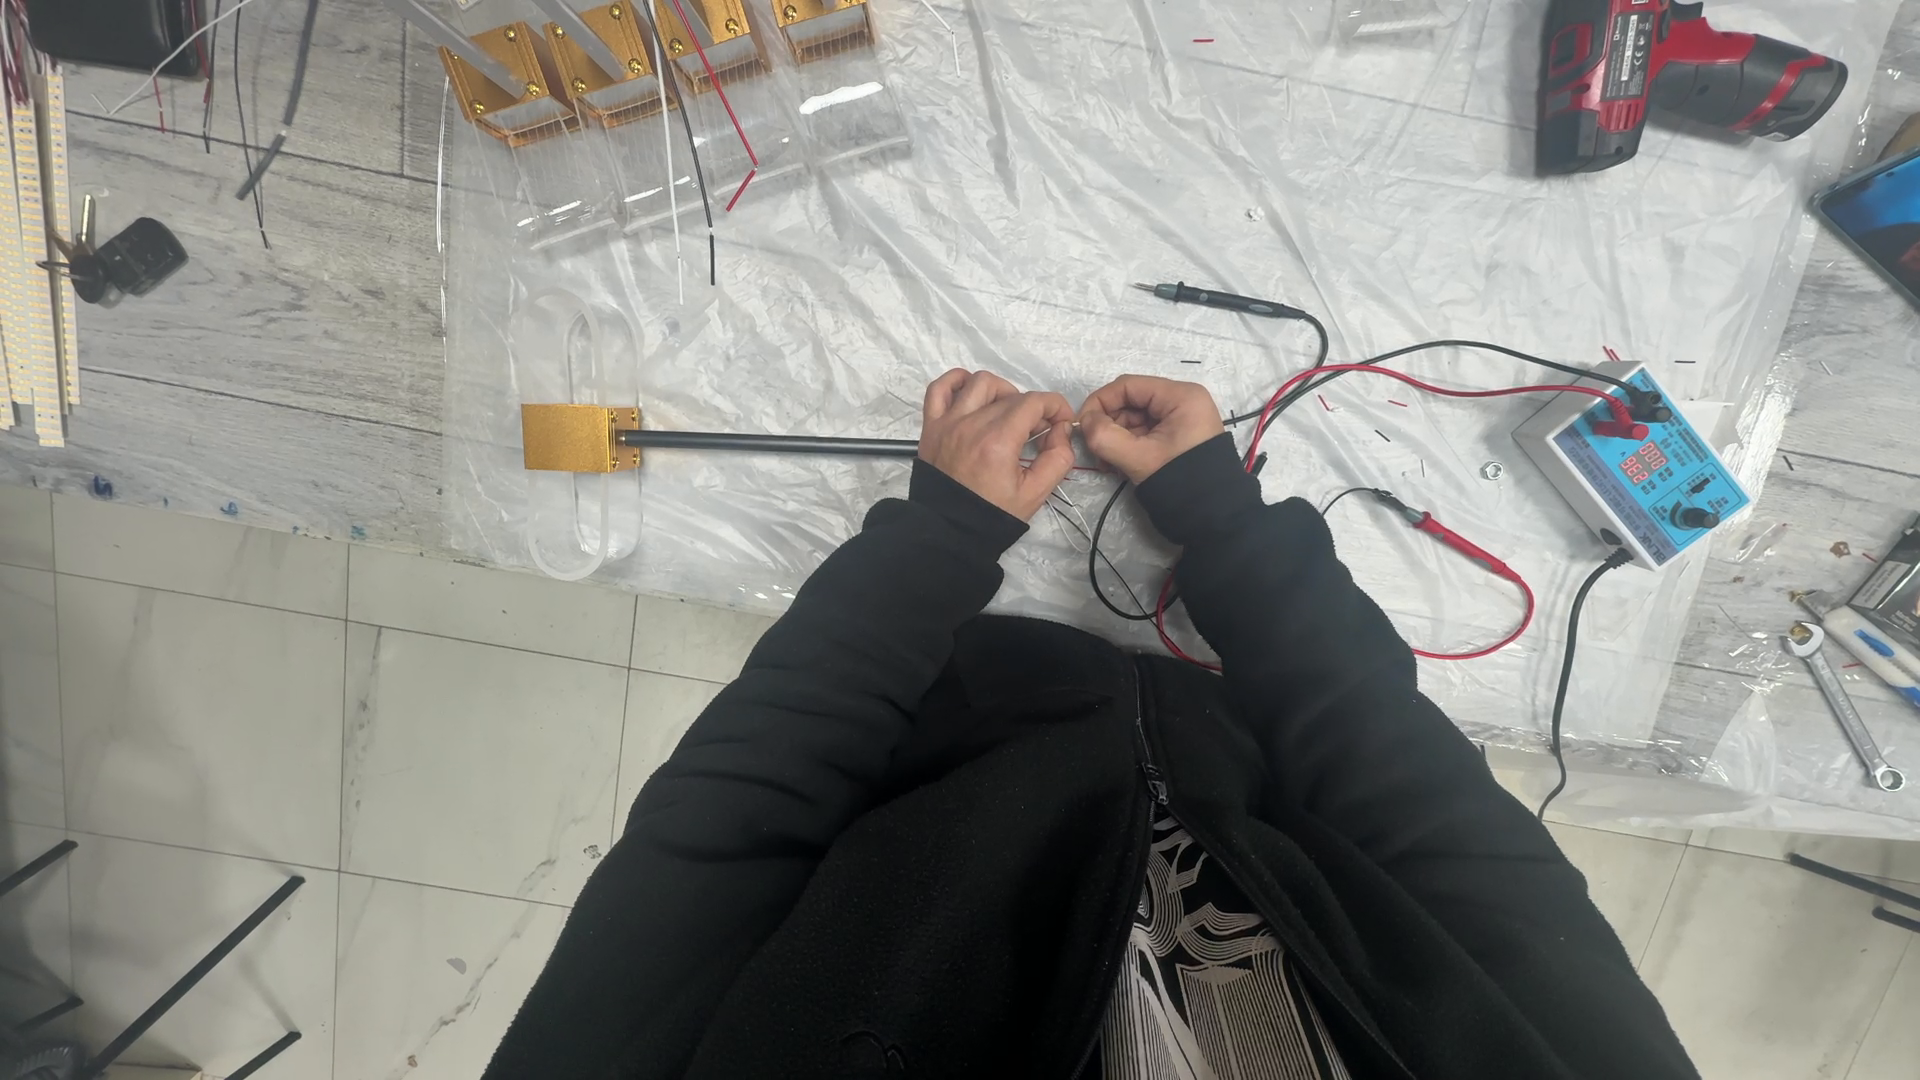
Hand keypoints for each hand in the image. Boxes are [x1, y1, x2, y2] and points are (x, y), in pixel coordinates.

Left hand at [919, 369, 1076, 520]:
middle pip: (1011, 396)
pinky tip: (971, 394)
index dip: (1055, 406)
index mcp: (998, 442)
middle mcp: (971, 425)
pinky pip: (940, 388)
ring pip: (979, 383)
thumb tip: (1060, 430)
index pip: (1034, 402)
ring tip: (1006, 412)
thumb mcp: (1036, 493)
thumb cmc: (992, 515)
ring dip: (1000, 391)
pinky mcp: (931, 427)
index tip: (1061, 420)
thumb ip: (1058, 458)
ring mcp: (948, 423)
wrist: (949, 532)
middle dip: (1032, 408)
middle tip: (1037, 430)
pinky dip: (956, 382)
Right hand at [1079, 375, 1225, 483]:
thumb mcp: (1138, 458)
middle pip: (1130, 402)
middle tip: (1095, 450)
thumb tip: (1083, 422)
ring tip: (1107, 464)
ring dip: (1115, 438)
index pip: (1128, 385)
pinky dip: (1127, 445)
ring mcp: (1179, 419)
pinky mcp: (1175, 435)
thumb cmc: (1178, 479)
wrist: (1210, 513)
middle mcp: (1182, 400)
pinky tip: (1118, 464)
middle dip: (1108, 425)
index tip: (1081, 424)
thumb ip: (1104, 436)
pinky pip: (1144, 432)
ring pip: (1134, 419)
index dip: (1100, 401)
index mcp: (1180, 396)